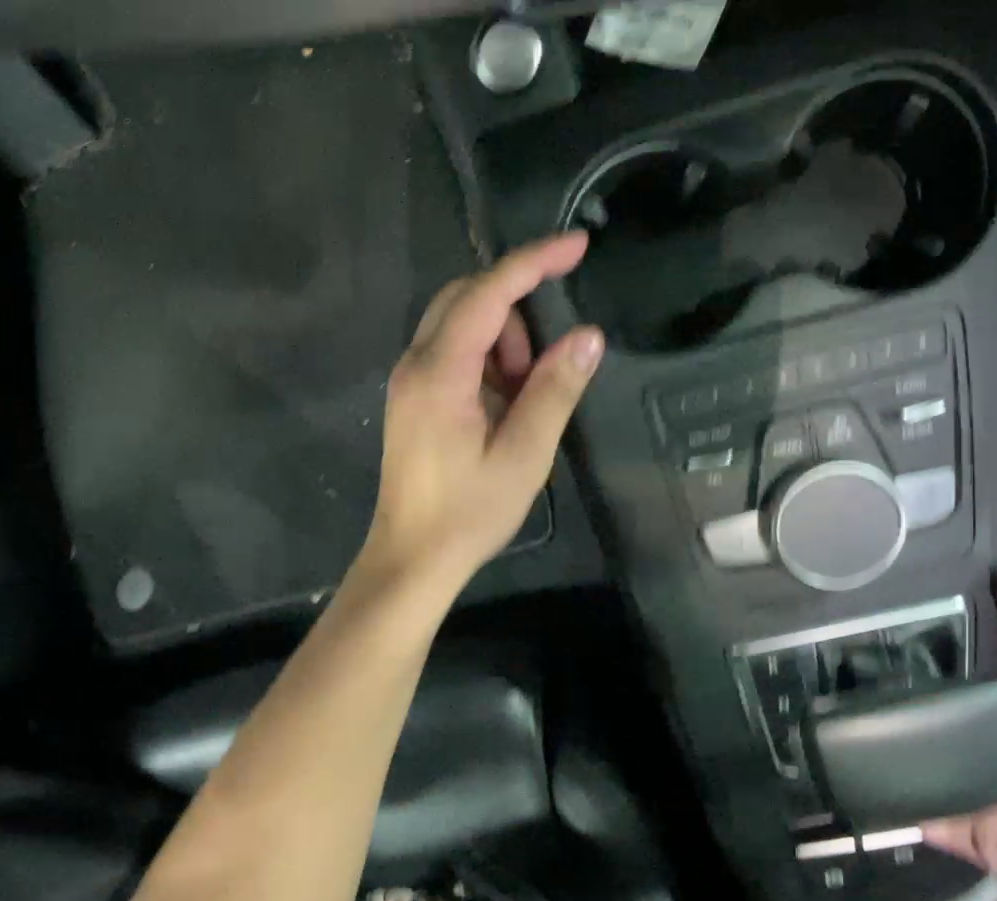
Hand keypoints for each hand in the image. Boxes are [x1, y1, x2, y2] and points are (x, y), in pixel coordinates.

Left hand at [359, 232, 603, 590]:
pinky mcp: (412, 397)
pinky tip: (502, 405)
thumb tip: (588, 337)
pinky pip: (451, 351)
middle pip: (466, 297)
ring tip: (522, 399)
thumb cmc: (469, 514)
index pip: (487, 293)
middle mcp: (415, 363)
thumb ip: (554, 391)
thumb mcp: (524, 456)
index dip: (533, 262)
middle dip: (515, 311)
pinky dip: (485, 360)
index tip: (577, 246)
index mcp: (440, 373)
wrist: (412, 557)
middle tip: (543, 367)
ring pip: (458, 323)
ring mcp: (408, 379)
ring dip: (501, 340)